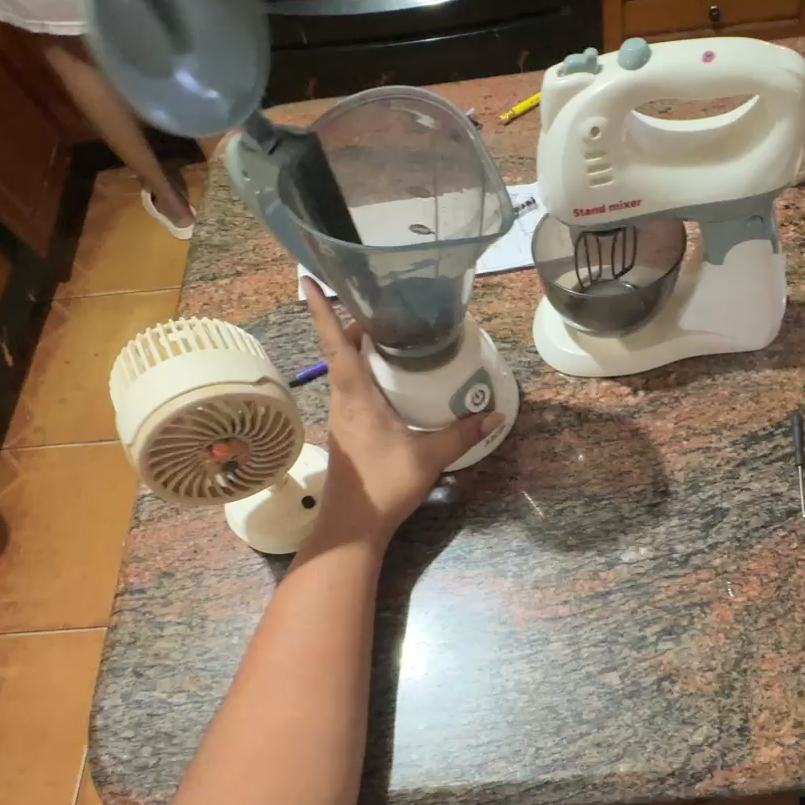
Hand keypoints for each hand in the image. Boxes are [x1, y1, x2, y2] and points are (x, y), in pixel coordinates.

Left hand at [302, 282, 499, 547]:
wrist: (353, 525)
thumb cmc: (383, 486)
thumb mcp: (428, 458)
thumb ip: (461, 434)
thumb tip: (495, 413)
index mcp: (356, 394)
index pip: (335, 342)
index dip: (320, 309)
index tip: (309, 279)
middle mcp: (344, 397)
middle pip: (341, 348)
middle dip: (356, 321)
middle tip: (386, 302)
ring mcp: (344, 413)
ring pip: (346, 367)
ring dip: (361, 346)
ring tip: (394, 330)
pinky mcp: (350, 428)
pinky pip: (355, 386)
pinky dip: (368, 370)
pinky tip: (394, 376)